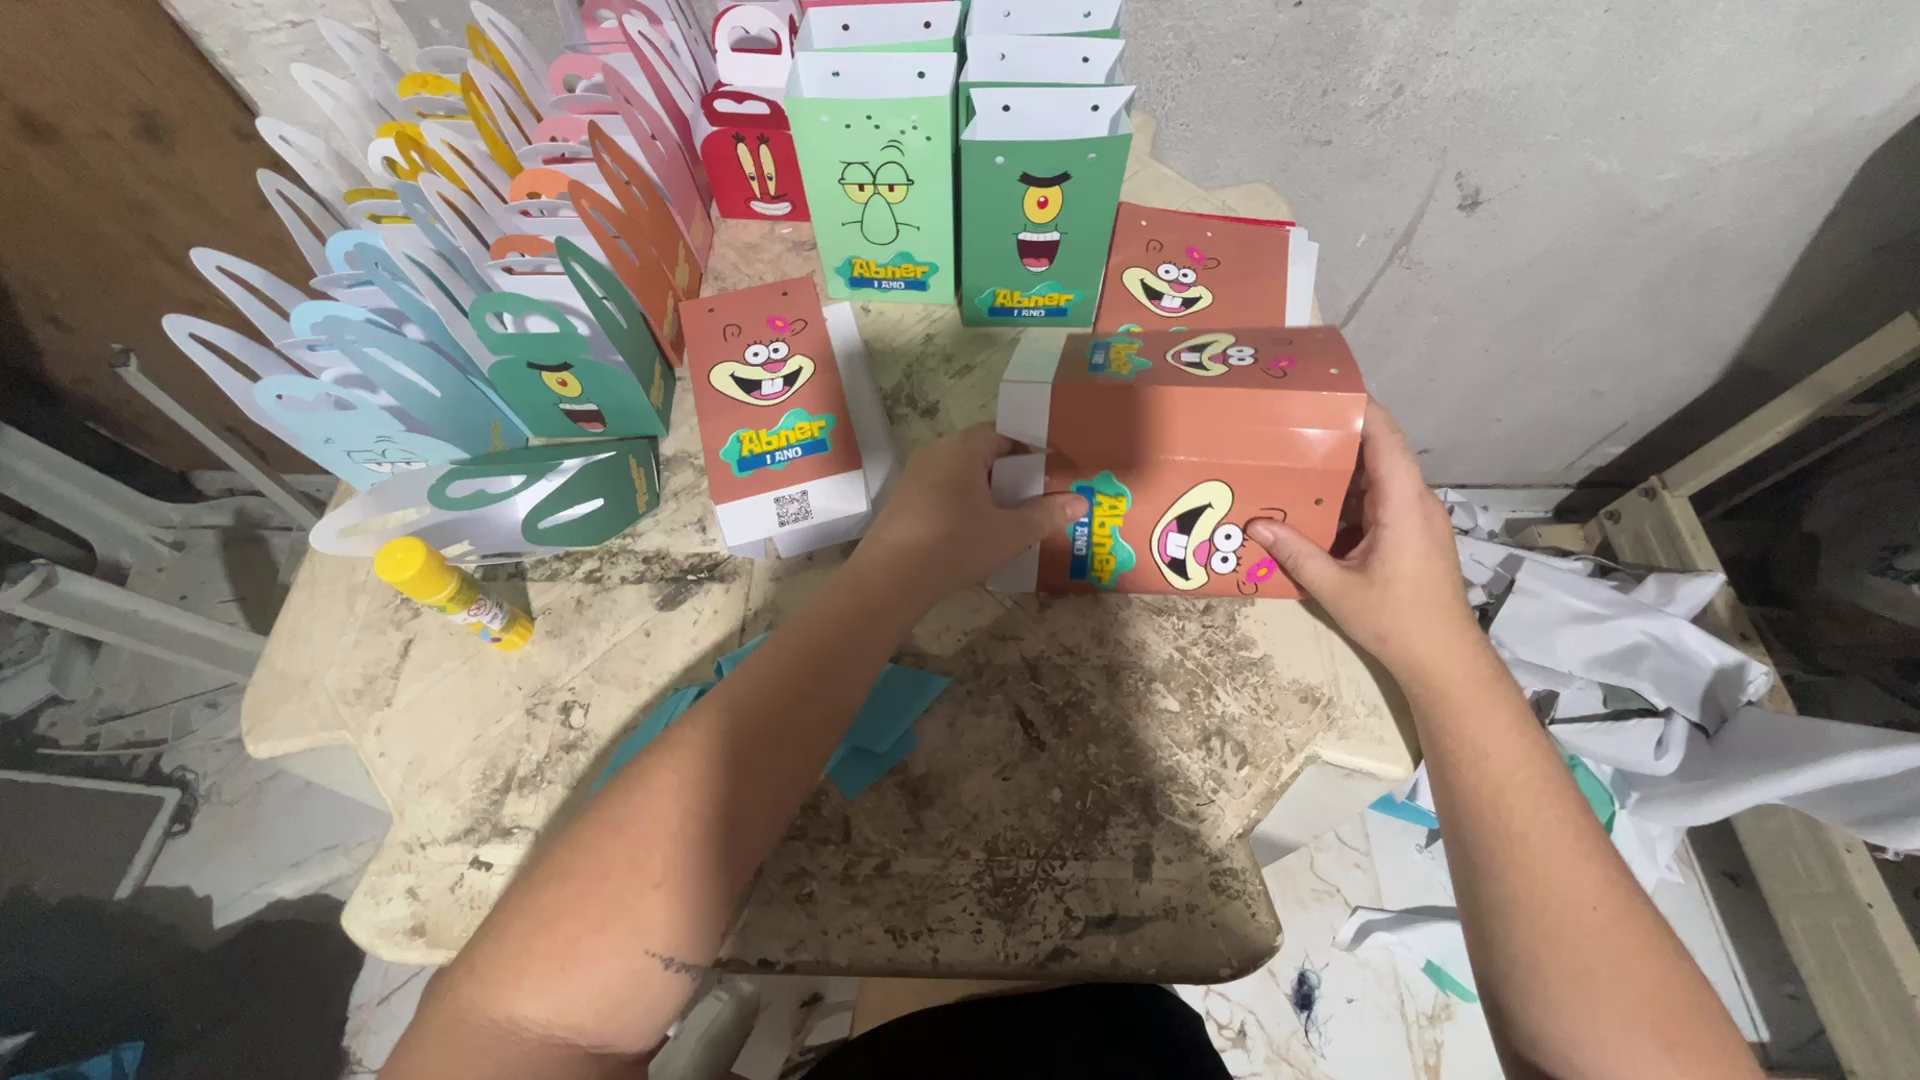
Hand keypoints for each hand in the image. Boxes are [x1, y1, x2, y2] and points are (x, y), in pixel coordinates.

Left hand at [851, 423, 1087, 610]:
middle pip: (982, 453)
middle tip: (1037, 498)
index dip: (1030, 451)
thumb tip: (1081, 502)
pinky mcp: (904, 501)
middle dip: (1010, 474)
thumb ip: (1046, 515)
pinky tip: (976, 533)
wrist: (891, 578)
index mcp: (963, 448)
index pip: (1003, 434)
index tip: (1050, 473)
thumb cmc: (956, 544)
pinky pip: (943, 492)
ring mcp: (915, 476)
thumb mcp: (1010, 533)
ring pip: (962, 475)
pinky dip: (964, 505)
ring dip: (987, 492)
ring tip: (1011, 518)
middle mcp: (936, 452)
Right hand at [1245, 399, 1477, 677]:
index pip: (1386, 439)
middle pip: (1381, 452)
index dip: (1360, 409)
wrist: (1443, 658)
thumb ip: (1295, 553)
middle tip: (1293, 425)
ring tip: (1296, 458)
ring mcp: (1417, 518)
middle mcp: (1416, 502)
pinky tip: (1315, 504)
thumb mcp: (1335, 587)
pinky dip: (1349, 495)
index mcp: (1403, 504)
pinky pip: (1379, 500)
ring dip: (1341, 468)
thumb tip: (1256, 525)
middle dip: (1340, 435)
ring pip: (1379, 477)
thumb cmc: (1394, 620)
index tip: (1324, 391)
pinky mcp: (1412, 534)